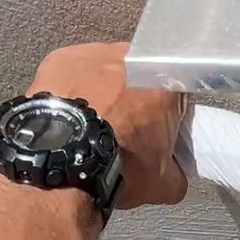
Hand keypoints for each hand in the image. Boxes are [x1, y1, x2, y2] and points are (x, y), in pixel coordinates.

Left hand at [28, 42, 185, 208]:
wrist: (65, 161)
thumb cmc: (117, 166)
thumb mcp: (163, 184)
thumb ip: (177, 174)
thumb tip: (174, 175)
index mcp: (168, 83)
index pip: (178, 95)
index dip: (168, 115)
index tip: (158, 133)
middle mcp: (134, 59)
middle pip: (141, 77)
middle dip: (135, 99)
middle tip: (125, 131)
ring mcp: (95, 54)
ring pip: (105, 73)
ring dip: (103, 92)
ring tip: (93, 126)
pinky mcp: (61, 58)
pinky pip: (73, 73)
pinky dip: (72, 90)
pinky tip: (70, 116)